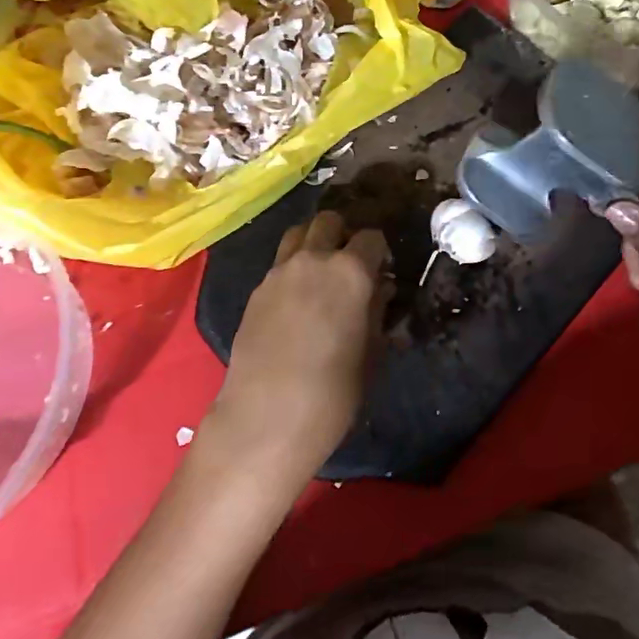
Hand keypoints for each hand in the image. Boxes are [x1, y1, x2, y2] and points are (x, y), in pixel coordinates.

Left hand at [207, 212, 390, 473]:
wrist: (268, 416)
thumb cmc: (334, 391)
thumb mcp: (371, 351)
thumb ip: (377, 311)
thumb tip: (379, 290)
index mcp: (350, 270)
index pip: (371, 238)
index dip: (379, 252)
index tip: (382, 270)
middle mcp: (312, 259)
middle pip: (328, 222)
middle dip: (343, 234)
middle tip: (350, 263)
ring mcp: (278, 272)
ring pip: (298, 234)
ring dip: (313, 243)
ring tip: (321, 273)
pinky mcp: (256, 290)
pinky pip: (278, 263)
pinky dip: (292, 268)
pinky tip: (297, 300)